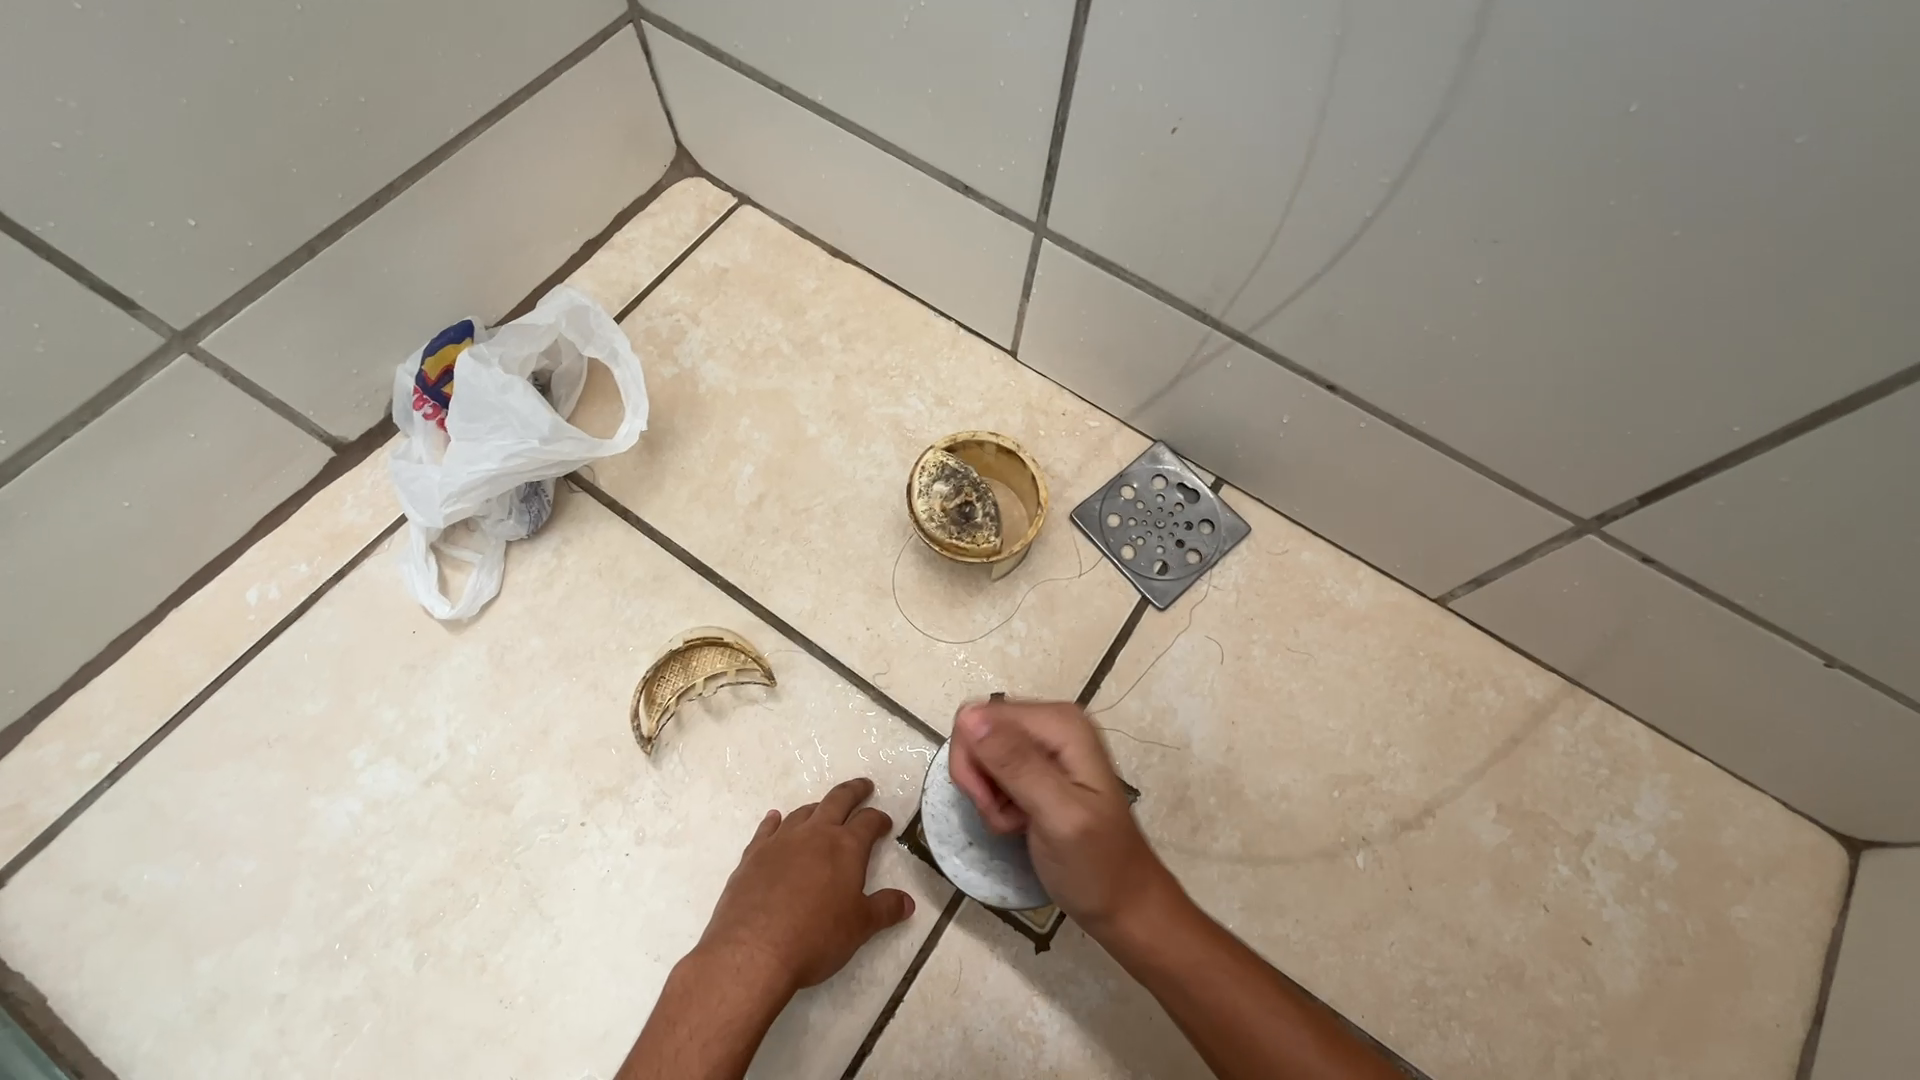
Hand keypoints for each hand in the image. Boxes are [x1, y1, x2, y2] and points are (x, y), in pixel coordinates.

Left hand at [695, 778, 915, 993]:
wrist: (753, 952)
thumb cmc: (815, 938)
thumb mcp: (859, 927)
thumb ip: (885, 909)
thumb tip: (907, 902)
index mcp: (845, 847)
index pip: (868, 822)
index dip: (879, 820)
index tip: (885, 824)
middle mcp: (814, 835)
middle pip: (837, 801)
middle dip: (853, 792)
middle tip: (863, 786)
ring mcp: (780, 842)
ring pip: (802, 812)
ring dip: (816, 807)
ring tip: (823, 809)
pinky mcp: (753, 856)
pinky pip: (767, 829)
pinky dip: (774, 821)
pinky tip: (775, 819)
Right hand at [947, 700, 1177, 934]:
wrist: (1122, 902)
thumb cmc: (1096, 864)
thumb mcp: (1057, 815)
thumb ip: (1016, 764)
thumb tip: (969, 718)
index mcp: (1060, 722)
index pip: (980, 716)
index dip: (972, 761)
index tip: (990, 803)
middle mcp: (1051, 723)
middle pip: (977, 732)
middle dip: (980, 780)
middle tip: (1005, 817)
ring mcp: (1044, 745)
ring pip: (981, 756)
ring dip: (988, 797)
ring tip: (1017, 824)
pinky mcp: (1036, 768)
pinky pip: (992, 773)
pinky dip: (996, 803)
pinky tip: (1020, 823)